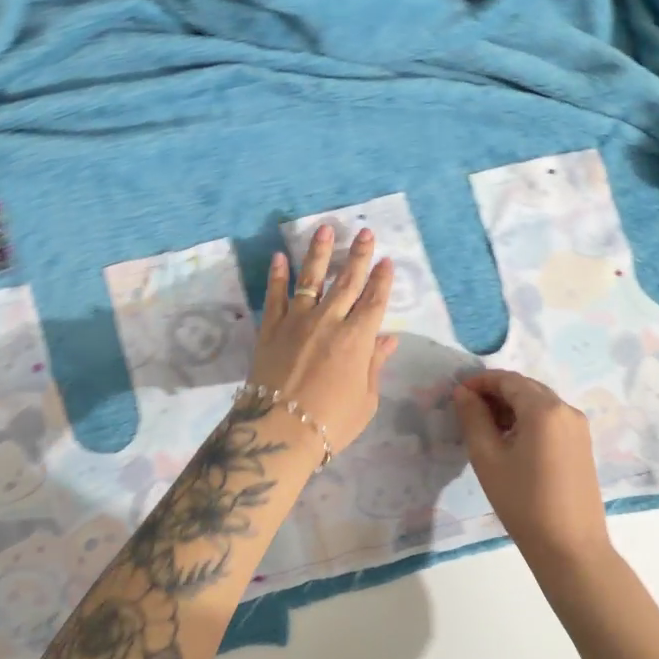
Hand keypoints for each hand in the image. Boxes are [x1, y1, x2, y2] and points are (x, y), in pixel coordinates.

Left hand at [249, 225, 398, 453]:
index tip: (387, 260)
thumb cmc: (331, 422)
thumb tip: (387, 339)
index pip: (375, 301)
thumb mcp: (365, 399)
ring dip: (319, 253)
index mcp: (358, 339)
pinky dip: (277, 275)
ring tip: (324, 229)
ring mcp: (297, 321)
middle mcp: (329, 321)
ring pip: (310, 279)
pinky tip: (278, 256)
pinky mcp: (270, 328)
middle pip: (347, 282)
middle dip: (359, 255)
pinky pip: (274, 296)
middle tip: (365, 231)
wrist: (280, 429)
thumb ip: (374, 365)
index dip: (383, 279)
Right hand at [453, 370, 610, 560]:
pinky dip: (528, 420)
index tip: (457, 394)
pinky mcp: (582, 445)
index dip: (480, 381)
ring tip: (486, 428)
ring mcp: (579, 428)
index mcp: (544, 409)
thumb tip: (463, 392)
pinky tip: (511, 442)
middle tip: (468, 411)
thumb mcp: (487, 457)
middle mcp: (566, 410)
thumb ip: (473, 418)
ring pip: (539, 403)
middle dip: (496, 392)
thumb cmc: (522, 501)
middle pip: (525, 388)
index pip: (508, 380)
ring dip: (512, 406)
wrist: (570, 547)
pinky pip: (551, 419)